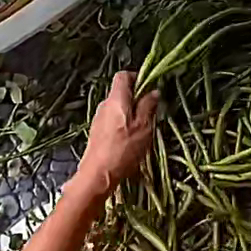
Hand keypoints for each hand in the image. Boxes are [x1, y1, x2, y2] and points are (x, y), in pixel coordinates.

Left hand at [71, 71, 159, 197]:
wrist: (98, 175)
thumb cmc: (123, 149)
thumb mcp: (144, 127)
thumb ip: (148, 106)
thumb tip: (153, 91)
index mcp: (116, 99)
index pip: (123, 75)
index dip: (137, 77)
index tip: (150, 87)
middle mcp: (104, 105)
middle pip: (121, 92)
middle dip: (137, 98)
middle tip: (151, 111)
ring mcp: (98, 119)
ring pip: (118, 107)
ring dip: (131, 113)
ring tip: (143, 129)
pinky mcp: (97, 132)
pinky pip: (112, 120)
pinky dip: (123, 124)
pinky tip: (130, 140)